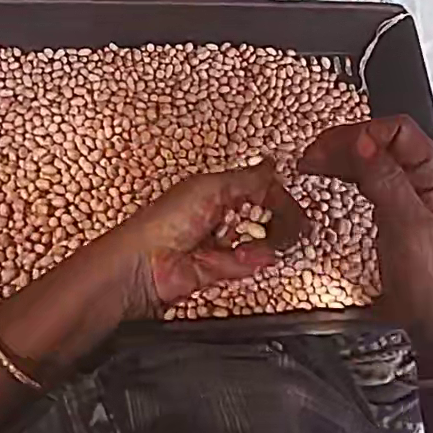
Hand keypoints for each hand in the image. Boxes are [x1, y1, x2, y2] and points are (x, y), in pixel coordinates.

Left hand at [102, 162, 283, 318]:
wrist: (145, 265)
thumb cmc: (165, 221)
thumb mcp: (211, 189)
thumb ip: (248, 180)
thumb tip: (272, 165)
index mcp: (217, 190)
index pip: (259, 188)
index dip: (276, 195)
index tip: (288, 201)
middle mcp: (222, 215)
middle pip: (265, 215)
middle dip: (278, 219)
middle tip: (287, 224)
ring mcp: (224, 243)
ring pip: (263, 240)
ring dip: (266, 241)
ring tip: (258, 243)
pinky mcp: (223, 268)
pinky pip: (252, 262)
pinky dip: (255, 258)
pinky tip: (249, 255)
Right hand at [299, 116, 432, 366]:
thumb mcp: (409, 229)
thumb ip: (386, 181)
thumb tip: (362, 139)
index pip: (400, 132)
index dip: (361, 133)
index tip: (327, 146)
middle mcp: (431, 182)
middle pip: (385, 144)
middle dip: (345, 144)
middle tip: (310, 156)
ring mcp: (417, 197)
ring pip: (376, 162)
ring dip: (343, 158)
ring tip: (311, 164)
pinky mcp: (403, 214)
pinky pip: (373, 183)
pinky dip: (350, 176)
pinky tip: (332, 178)